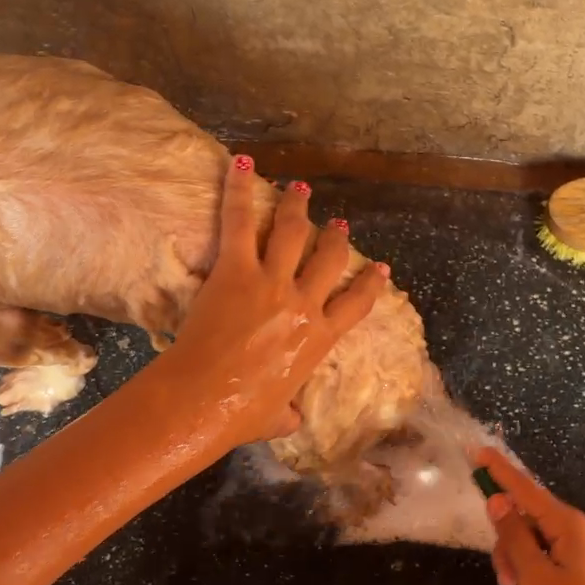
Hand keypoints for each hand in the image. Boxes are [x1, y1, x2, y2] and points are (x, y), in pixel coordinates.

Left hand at [161, 155, 387, 448]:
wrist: (204, 402)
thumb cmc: (240, 415)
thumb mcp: (277, 418)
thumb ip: (290, 413)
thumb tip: (293, 421)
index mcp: (320, 338)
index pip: (358, 304)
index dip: (372, 283)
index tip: (380, 268)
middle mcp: (304, 303)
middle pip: (330, 259)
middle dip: (335, 237)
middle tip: (336, 224)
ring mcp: (272, 282)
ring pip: (292, 232)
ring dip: (297, 206)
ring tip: (299, 189)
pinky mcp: (236, 269)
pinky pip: (239, 221)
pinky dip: (238, 189)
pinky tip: (240, 163)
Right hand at [476, 447, 584, 584]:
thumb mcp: (536, 578)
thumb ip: (514, 537)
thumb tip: (498, 500)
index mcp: (568, 525)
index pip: (525, 488)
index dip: (500, 471)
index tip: (477, 452)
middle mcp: (577, 532)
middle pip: (526, 527)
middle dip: (510, 555)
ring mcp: (582, 556)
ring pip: (534, 554)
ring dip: (524, 581)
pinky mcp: (584, 578)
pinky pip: (548, 573)